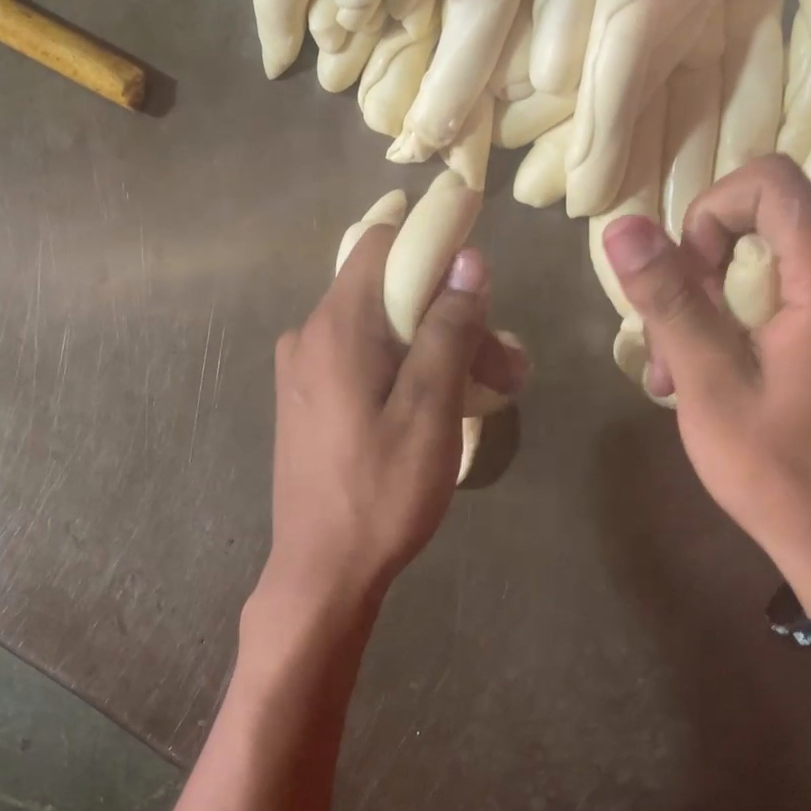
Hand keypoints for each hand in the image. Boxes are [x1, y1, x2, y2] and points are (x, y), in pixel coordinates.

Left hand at [258, 228, 527, 644]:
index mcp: (333, 328)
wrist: (321, 569)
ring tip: (495, 393)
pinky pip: (361, 364)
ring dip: (435, 350)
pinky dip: (403, 372)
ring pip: (379, 334)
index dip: (432, 241)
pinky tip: (444, 408)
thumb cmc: (379, 493)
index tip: (481, 269)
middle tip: (508, 365)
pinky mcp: (307, 403)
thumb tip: (467, 261)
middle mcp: (308, 337)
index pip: (379, 244)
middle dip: (451, 316)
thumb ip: (447, 330)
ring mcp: (302, 373)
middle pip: (386, 295)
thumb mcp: (429, 410)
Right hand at [603, 155, 810, 612]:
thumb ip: (669, 298)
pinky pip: (774, 292)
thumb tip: (622, 226)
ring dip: (703, 306)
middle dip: (695, 274)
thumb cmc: (773, 464)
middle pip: (758, 221)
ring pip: (758, 259)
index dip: (706, 216)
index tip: (684, 283)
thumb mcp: (706, 381)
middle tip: (669, 348)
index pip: (767, 183)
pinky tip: (702, 377)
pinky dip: (728, 322)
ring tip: (676, 375)